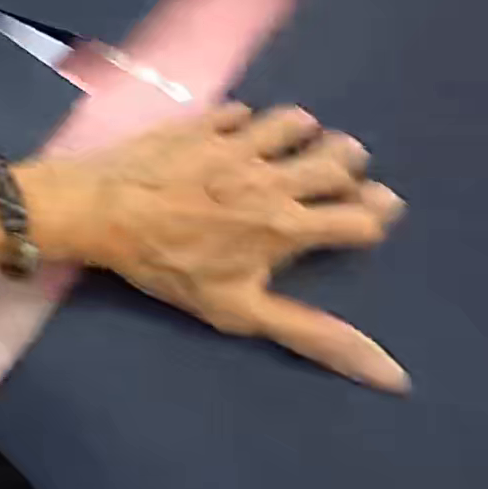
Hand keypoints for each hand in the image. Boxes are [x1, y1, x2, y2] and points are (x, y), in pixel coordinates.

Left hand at [23, 104, 408, 391]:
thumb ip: (311, 334)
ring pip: (293, 123)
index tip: (361, 212)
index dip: (374, 213)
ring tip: (290, 143)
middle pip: (340, 159)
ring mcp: (229, 146)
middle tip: (331, 170)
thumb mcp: (232, 308)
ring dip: (301, 131)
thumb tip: (396, 378)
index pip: (367, 215)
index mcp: (289, 226)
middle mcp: (270, 179)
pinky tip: (231, 130)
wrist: (91, 209)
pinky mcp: (192, 125)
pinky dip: (241, 118)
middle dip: (347, 164)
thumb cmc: (159, 261)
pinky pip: (234, 110)